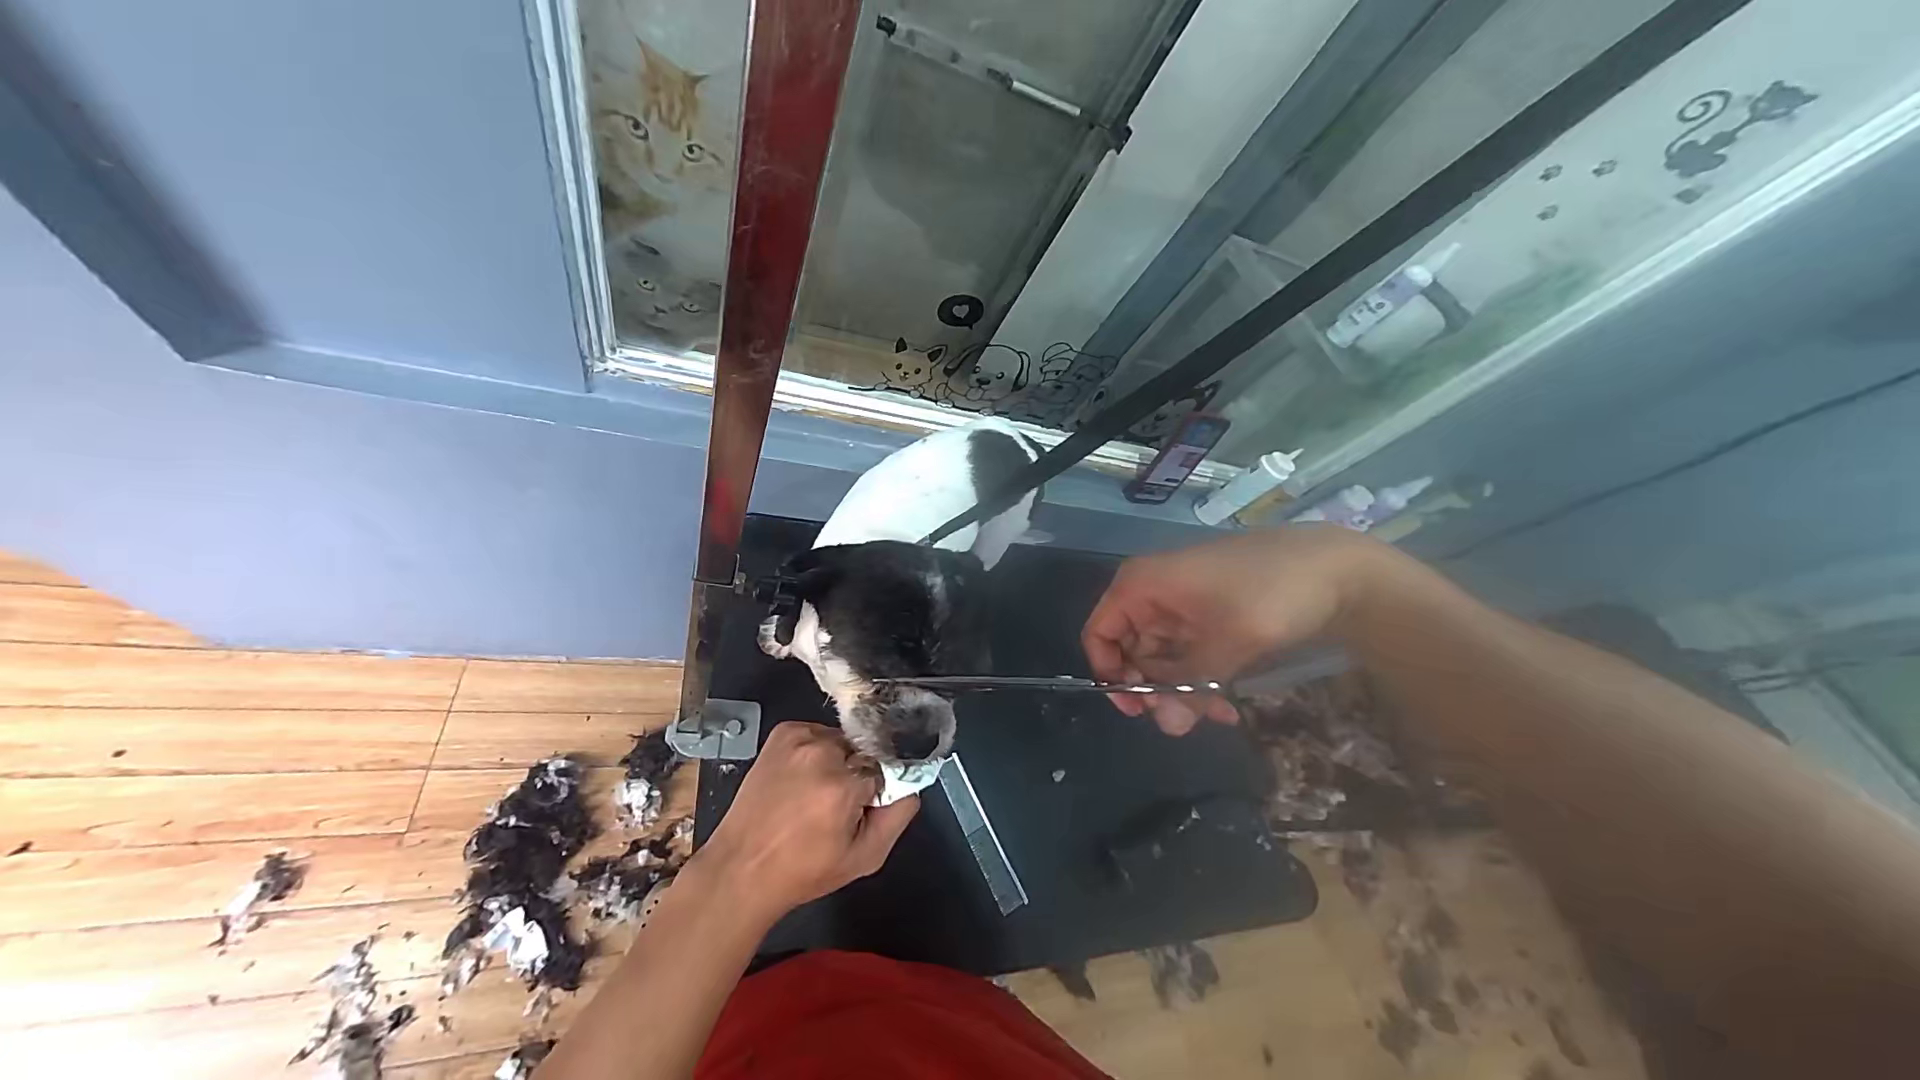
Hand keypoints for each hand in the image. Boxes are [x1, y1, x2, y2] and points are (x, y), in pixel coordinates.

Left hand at [692, 722, 918, 924]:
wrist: (742, 867)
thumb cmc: (804, 869)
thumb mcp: (865, 858)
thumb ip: (899, 814)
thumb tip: (910, 782)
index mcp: (844, 786)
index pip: (888, 767)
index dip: (879, 789)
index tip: (866, 806)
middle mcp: (822, 753)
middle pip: (864, 751)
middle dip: (859, 774)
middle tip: (839, 805)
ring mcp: (799, 738)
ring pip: (842, 741)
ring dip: (839, 761)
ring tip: (816, 793)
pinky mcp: (783, 733)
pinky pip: (818, 733)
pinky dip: (817, 751)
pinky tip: (802, 779)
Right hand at [1083, 525, 1399, 734]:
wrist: (1338, 567)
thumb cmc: (1271, 593)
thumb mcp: (1225, 643)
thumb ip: (1188, 685)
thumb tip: (1166, 727)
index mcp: (1141, 585)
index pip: (1099, 634)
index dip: (1110, 675)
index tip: (1139, 709)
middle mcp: (1153, 592)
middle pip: (1131, 651)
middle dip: (1156, 690)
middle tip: (1188, 719)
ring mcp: (1181, 603)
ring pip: (1162, 658)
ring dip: (1184, 691)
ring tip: (1218, 715)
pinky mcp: (1206, 614)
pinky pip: (1189, 653)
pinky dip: (1202, 679)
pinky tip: (1228, 705)